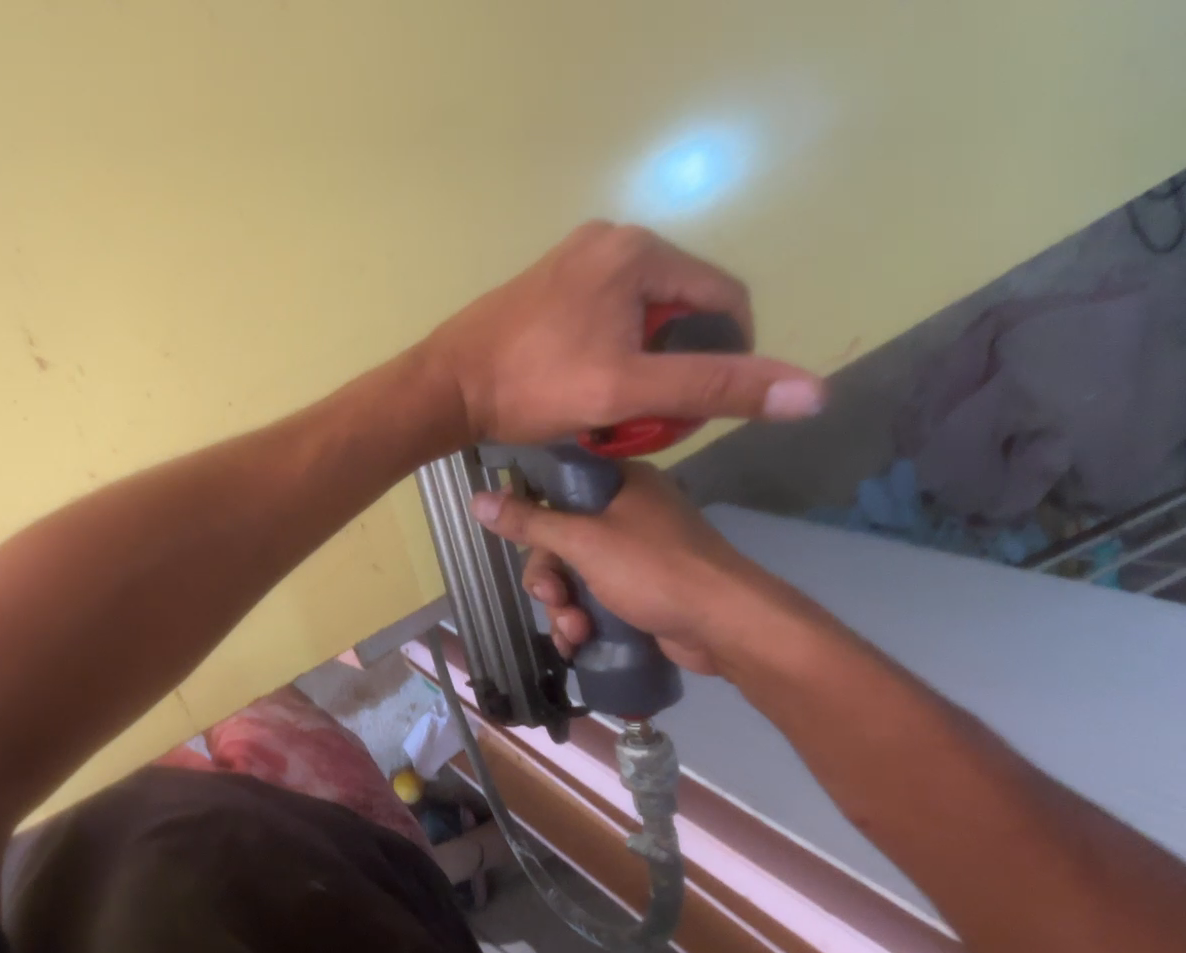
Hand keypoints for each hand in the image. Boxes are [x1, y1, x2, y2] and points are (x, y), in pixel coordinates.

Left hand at [423, 221, 825, 444]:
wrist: (443, 388)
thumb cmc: (531, 387)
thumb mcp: (627, 390)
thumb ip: (715, 387)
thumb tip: (814, 392)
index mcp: (638, 252)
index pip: (724, 298)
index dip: (730, 355)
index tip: (703, 404)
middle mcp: (610, 239)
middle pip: (682, 302)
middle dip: (682, 357)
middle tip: (659, 409)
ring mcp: (575, 256)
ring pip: (645, 309)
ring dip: (649, 355)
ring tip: (626, 401)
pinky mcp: (550, 280)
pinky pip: (609, 308)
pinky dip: (616, 343)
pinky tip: (594, 380)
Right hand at [469, 463, 775, 675]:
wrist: (727, 627)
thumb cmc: (655, 570)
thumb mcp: (583, 542)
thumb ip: (529, 522)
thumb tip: (477, 499)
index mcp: (621, 483)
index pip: (557, 482)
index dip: (528, 510)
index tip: (513, 536)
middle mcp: (628, 511)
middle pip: (559, 537)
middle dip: (549, 578)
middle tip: (553, 600)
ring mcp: (636, 553)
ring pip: (573, 573)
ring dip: (563, 607)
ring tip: (574, 633)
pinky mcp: (642, 589)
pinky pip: (594, 597)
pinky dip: (582, 619)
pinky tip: (578, 643)